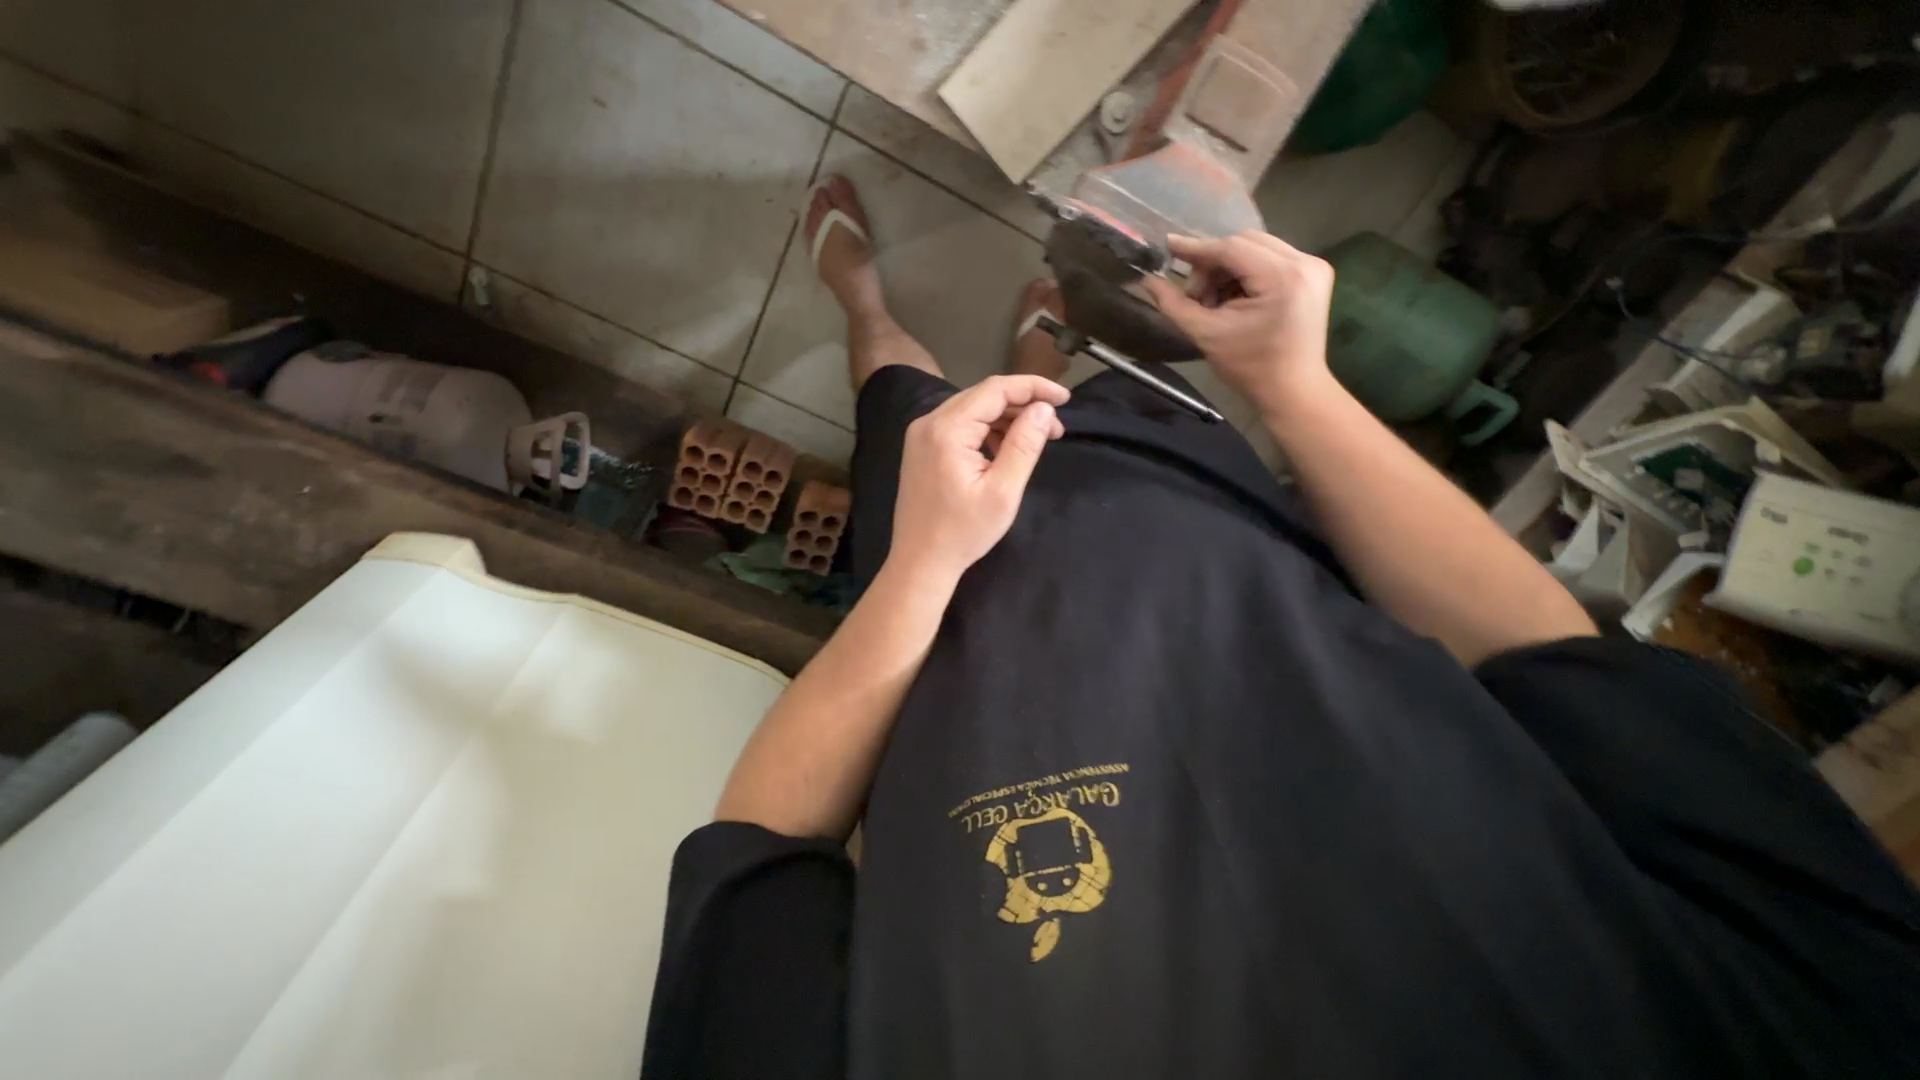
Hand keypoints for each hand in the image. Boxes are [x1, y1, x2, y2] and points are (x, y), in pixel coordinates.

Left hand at [889, 375, 1069, 586]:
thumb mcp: (1003, 491)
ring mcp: (921, 435)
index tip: (1065, 398)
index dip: (1033, 387)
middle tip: (1056, 426)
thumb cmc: (963, 532)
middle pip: (983, 395)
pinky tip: (1005, 450)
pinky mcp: (921, 448)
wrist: (920, 562)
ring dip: (1006, 418)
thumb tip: (1044, 409)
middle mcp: (929, 423)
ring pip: (972, 409)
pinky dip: (986, 430)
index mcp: (947, 430)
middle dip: (1023, 404)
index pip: (995, 390)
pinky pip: (959, 425)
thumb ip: (1024, 445)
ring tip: (1037, 439)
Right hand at [1144, 232, 1336, 415]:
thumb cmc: (1250, 367)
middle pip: (1245, 242)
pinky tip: (1234, 298)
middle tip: (1195, 295)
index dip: (1196, 249)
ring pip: (1256, 248)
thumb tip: (1148, 280)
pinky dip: (1245, 273)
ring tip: (1214, 301)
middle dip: (1213, 264)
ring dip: (1228, 269)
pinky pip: (1270, 258)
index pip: (1231, 248)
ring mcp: (1313, 266)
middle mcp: (1304, 263)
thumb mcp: (1207, 335)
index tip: (1167, 246)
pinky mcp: (1314, 274)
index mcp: (1282, 277)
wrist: (1292, 390)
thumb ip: (1175, 304)